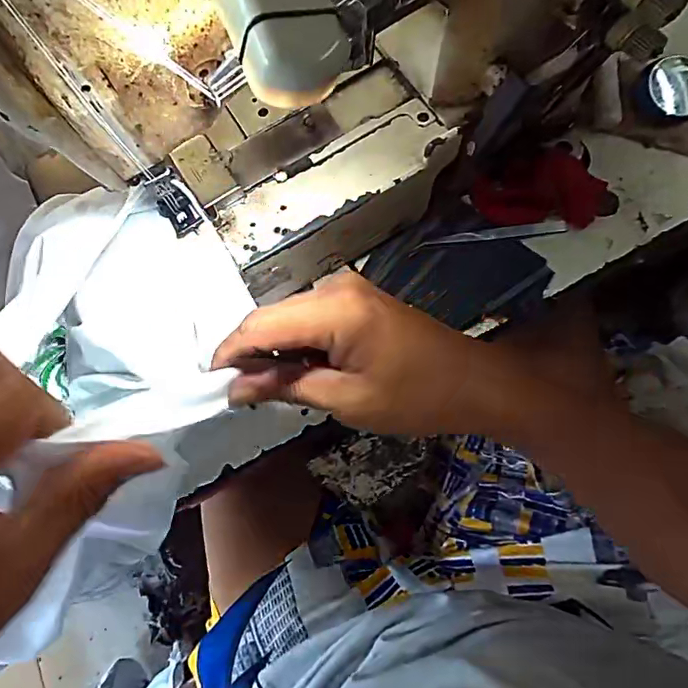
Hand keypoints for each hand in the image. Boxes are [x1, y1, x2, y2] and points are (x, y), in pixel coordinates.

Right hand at [210, 271, 546, 437]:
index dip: (229, 352)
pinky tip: (292, 369)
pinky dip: (290, 343)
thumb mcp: (346, 400)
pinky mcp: (350, 297)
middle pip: (268, 316)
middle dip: (246, 351)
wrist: (476, 383)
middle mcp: (333, 286)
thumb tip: (234, 388)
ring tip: (263, 385)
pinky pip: (303, 317)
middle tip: (235, 390)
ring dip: (268, 348)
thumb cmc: (417, 397)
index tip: (211, 382)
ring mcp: (343, 288)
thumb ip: (284, 387)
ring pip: (282, 316)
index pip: (260, 326)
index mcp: (335, 309)